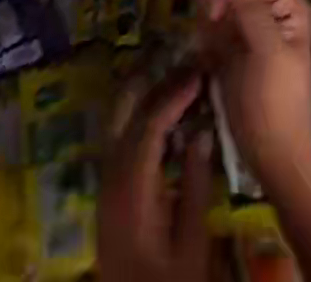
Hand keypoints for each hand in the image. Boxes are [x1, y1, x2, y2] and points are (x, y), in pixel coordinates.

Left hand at [99, 72, 215, 281]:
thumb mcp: (191, 245)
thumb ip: (196, 186)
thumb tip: (203, 133)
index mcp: (131, 190)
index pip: (149, 124)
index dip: (174, 94)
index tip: (201, 74)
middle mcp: (111, 178)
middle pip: (128, 114)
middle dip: (158, 84)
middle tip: (192, 65)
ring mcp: (106, 184)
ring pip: (121, 122)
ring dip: (149, 96)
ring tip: (184, 79)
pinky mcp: (110, 191)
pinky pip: (123, 138)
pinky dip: (144, 117)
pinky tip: (169, 114)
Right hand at [199, 0, 310, 179]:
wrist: (271, 154)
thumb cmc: (276, 103)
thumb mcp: (266, 51)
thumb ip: (251, 6)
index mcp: (288, 4)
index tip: (213, 7)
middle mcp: (269, 9)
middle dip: (214, 2)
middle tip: (209, 30)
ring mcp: (249, 27)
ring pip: (216, 2)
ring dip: (206, 22)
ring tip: (212, 50)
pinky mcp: (231, 45)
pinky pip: (210, 25)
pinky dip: (204, 38)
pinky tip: (209, 58)